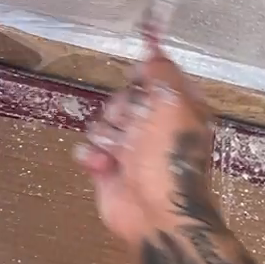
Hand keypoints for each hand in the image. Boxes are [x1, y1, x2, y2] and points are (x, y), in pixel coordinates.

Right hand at [74, 38, 220, 248]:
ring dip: (105, 136)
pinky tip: (102, 166)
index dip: (143, 76)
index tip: (137, 79)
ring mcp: (129, 149)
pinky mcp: (107, 168)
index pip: (155, 78)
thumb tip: (153, 50)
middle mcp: (154, 127)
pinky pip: (87, 148)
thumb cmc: (170, 161)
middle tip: (132, 127)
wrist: (155, 214)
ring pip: (101, 123)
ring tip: (119, 154)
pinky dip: (91, 156)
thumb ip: (161, 73)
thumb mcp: (173, 105)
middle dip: (120, 110)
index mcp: (177, 110)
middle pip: (121, 99)